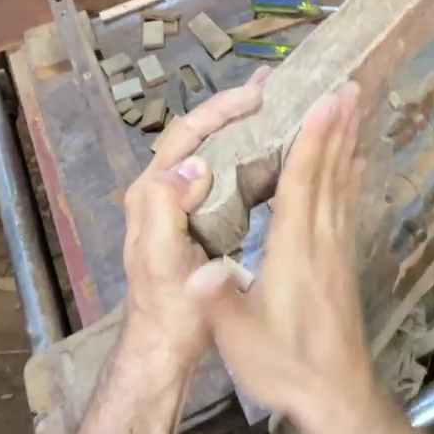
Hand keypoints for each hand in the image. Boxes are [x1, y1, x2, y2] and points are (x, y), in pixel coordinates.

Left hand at [120, 67, 271, 365]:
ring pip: (218, 152)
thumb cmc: (168, 308)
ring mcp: (186, 203)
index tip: (258, 97)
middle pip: (202, 135)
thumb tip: (197, 164)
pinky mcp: (204, 218)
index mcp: (153, 191)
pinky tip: (278, 153)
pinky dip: (253, 158)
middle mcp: (166, 188)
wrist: (167, 347)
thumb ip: (165, 209)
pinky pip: (230, 177)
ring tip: (280, 107)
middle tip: (274, 86)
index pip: (187, 134)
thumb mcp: (160, 260)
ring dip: (247, 128)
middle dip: (235, 108)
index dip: (221, 110)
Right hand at [187, 83, 390, 433]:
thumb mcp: (242, 341)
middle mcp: (322, 238)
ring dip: (348, 143)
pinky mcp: (344, 262)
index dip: (313, 137)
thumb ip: (220, 305)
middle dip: (337, 126)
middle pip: (330, 171)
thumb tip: (197, 273)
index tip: (326, 98)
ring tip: (355, 110)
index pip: (304, 181)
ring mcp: (338, 249)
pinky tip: (356, 165)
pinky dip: (351, 177)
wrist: (338, 396)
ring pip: (344, 184)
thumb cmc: (285, 367)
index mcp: (295, 248)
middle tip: (350, 86)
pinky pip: (349, 206)